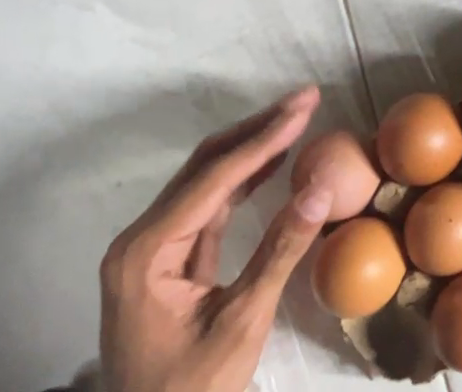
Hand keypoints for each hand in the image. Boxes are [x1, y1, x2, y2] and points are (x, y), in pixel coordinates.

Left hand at [99, 86, 334, 391]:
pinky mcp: (168, 260)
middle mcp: (141, 240)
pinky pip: (208, 204)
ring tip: (296, 116)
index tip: (305, 109)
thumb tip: (321, 189)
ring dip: (252, 146)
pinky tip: (274, 160)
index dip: (263, 140)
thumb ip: (280, 252)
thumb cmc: (193, 386)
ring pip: (205, 179)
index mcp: (146, 253)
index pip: (214, 180)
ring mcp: (152, 249)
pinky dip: (243, 177)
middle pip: (203, 167)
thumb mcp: (242, 322)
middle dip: (257, 129)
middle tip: (305, 99)